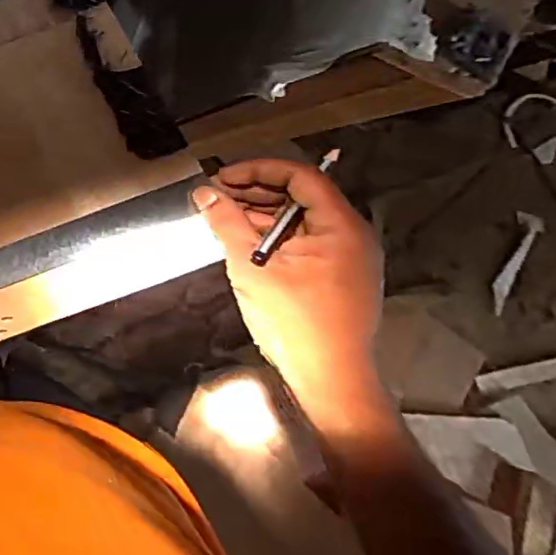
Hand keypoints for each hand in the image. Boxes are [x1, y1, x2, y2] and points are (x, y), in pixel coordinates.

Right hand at [192, 158, 386, 424]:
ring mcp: (349, 255)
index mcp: (340, 226)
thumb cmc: (295, 323)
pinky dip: (276, 234)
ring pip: (302, 216)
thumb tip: (204, 192)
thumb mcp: (252, 267)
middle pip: (301, 193)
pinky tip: (245, 239)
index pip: (299, 175)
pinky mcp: (341, 274)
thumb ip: (226, 222)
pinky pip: (307, 238)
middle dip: (256, 190)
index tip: (223, 178)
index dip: (257, 169)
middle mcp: (352, 234)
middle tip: (218, 195)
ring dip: (263, 212)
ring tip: (225, 216)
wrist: (332, 385)